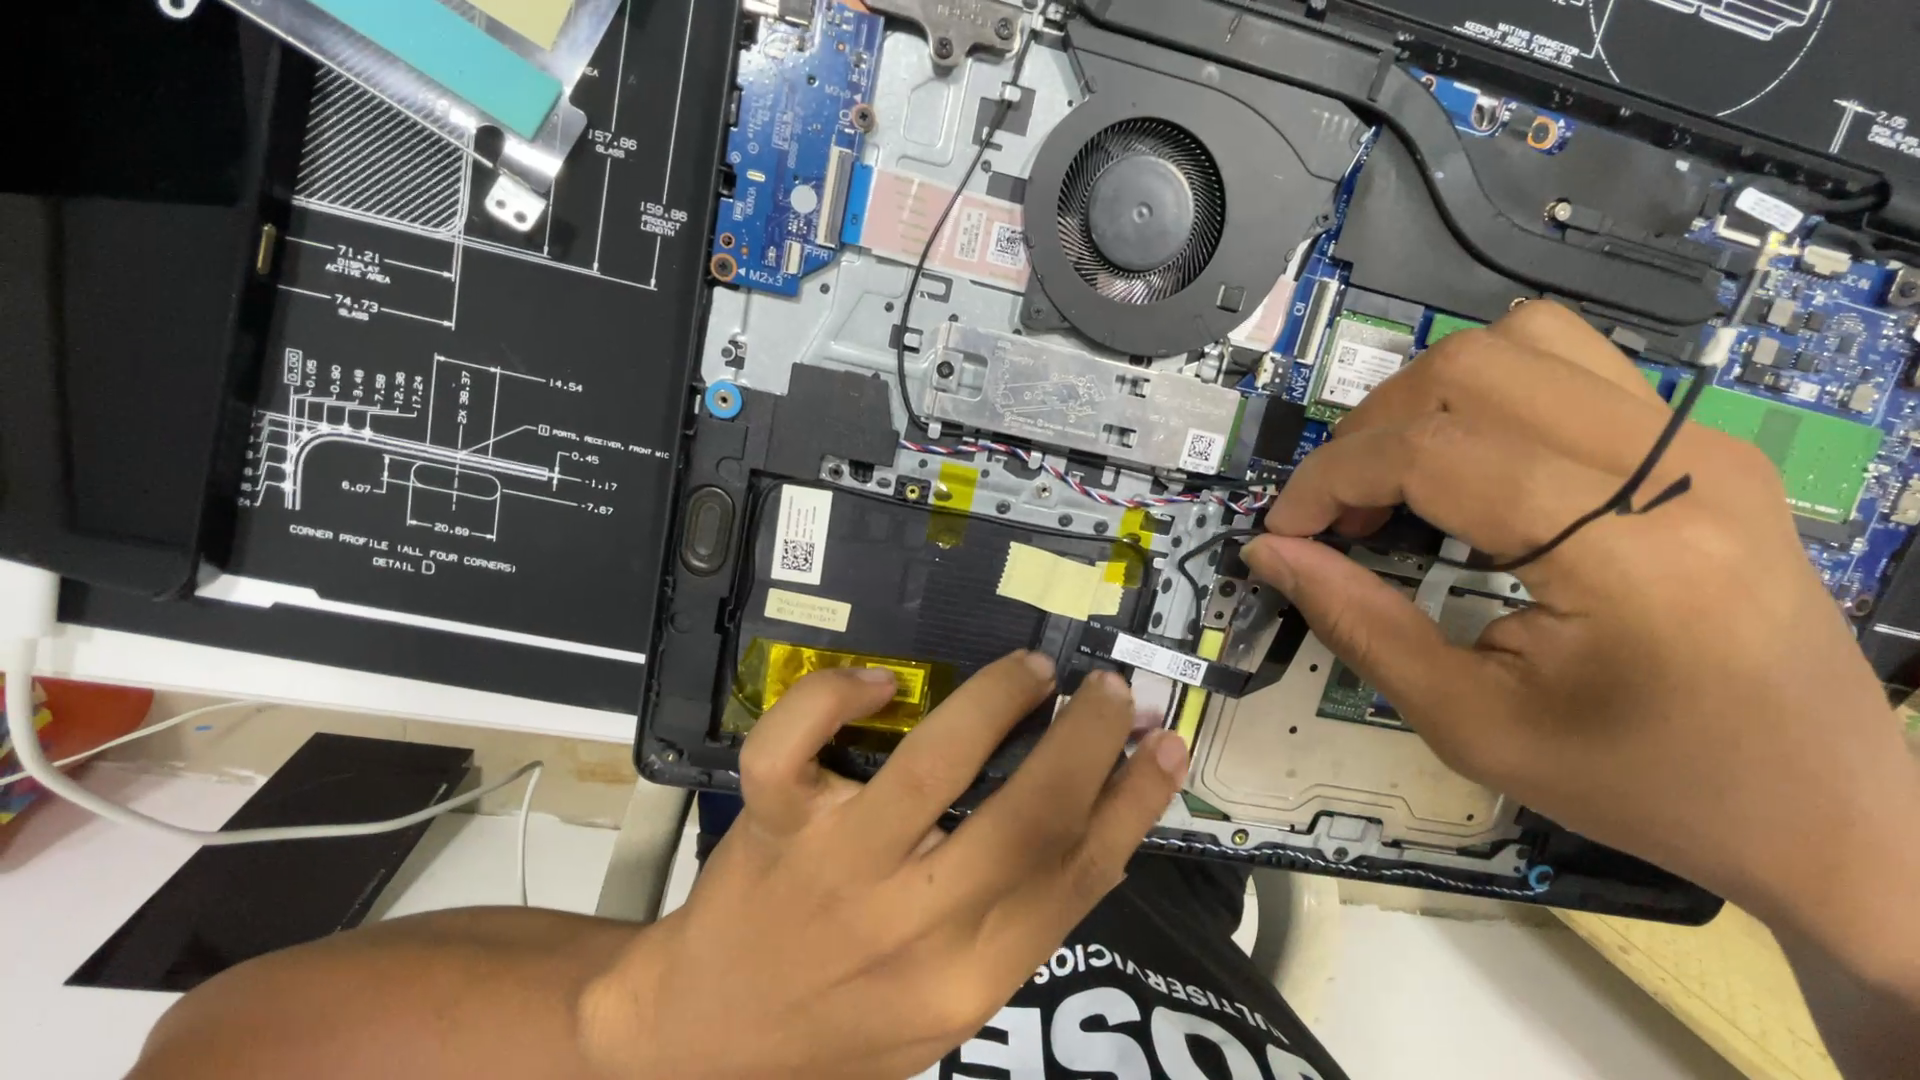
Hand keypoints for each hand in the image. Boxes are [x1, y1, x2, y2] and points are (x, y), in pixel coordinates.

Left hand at [576, 654, 1189, 1079]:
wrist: (708, 1039)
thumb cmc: (844, 1023)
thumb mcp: (952, 1006)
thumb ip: (1020, 925)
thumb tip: (1094, 823)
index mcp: (969, 978)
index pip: (1077, 877)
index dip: (1135, 801)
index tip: (1167, 744)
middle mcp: (910, 924)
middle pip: (1026, 820)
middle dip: (1086, 743)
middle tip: (1112, 691)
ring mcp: (835, 866)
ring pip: (931, 767)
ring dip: (995, 703)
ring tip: (1033, 670)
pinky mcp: (774, 824)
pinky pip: (795, 743)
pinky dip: (837, 696)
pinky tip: (882, 680)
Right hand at [1241, 302, 1919, 989]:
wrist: (1822, 809)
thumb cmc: (1641, 785)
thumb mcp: (1473, 726)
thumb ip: (1359, 624)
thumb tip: (1269, 550)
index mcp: (1628, 557)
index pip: (1437, 454)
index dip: (1331, 480)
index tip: (1284, 532)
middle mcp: (1678, 469)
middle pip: (1470, 372)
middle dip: (1368, 434)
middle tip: (1339, 514)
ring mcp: (1703, 444)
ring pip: (1520, 342)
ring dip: (1425, 400)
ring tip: (1398, 479)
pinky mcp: (1704, 445)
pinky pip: (1570, 364)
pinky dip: (1487, 394)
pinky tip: (1470, 466)